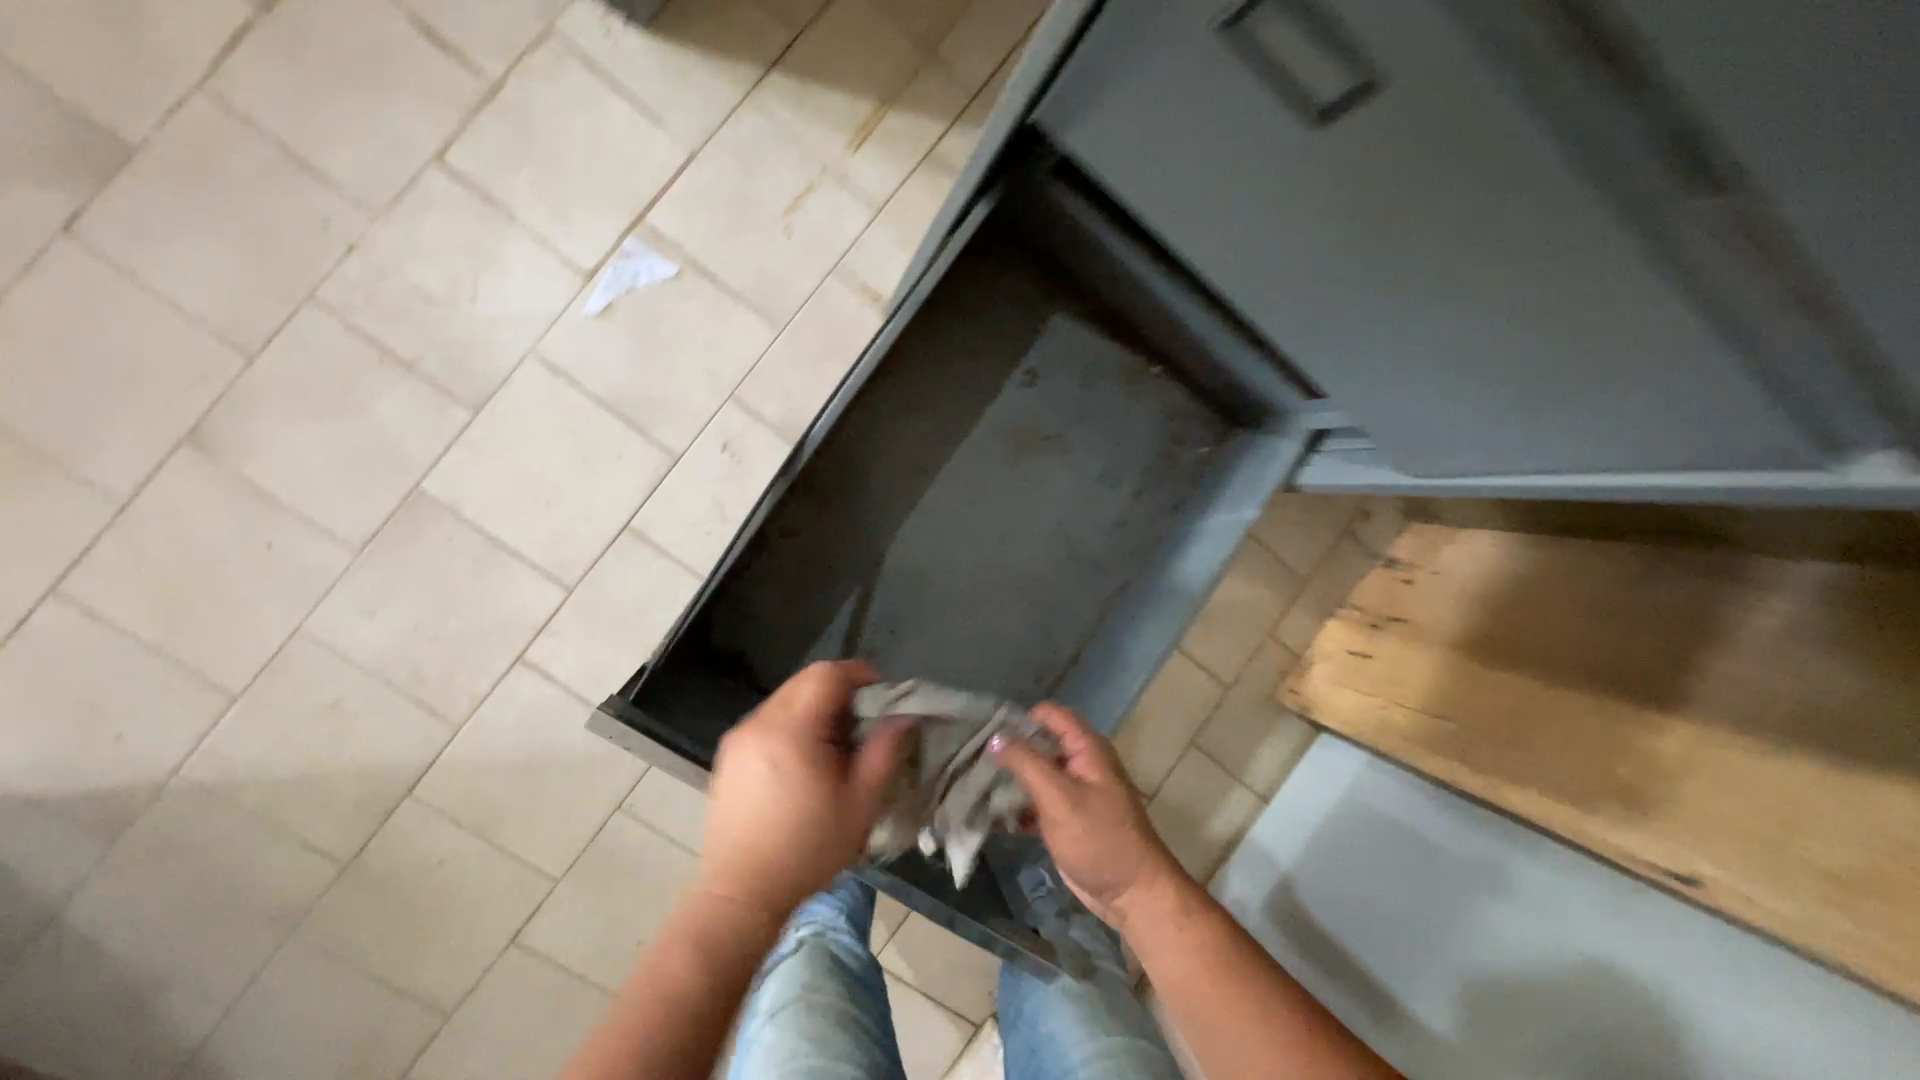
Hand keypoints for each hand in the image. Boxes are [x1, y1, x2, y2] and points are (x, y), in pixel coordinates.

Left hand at [697, 661, 911, 920]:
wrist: (741, 894)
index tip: (884, 698)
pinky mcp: (727, 757)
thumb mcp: (860, 804)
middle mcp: (758, 723)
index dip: (861, 675)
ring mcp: (738, 738)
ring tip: (838, 746)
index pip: (827, 674)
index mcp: (790, 730)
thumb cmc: (807, 851)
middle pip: (805, 682)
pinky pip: (768, 721)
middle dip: (841, 692)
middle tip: (866, 724)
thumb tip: (905, 716)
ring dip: (817, 709)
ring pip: (786, 700)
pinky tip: (806, 762)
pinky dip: (793, 726)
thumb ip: (884, 752)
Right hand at [991, 704, 1186, 930]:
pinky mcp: (1063, 820)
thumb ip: (1026, 763)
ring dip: (1007, 781)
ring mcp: (1071, 794)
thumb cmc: (1099, 839)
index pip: (1050, 715)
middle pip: (1038, 745)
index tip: (986, 730)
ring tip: (969, 785)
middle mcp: (1079, 765)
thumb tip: (995, 736)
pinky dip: (1015, 809)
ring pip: (1034, 776)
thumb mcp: (1059, 797)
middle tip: (970, 759)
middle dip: (1008, 751)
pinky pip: (1034, 804)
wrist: (1131, 893)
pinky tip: (985, 815)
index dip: (1020, 718)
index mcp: (1086, 749)